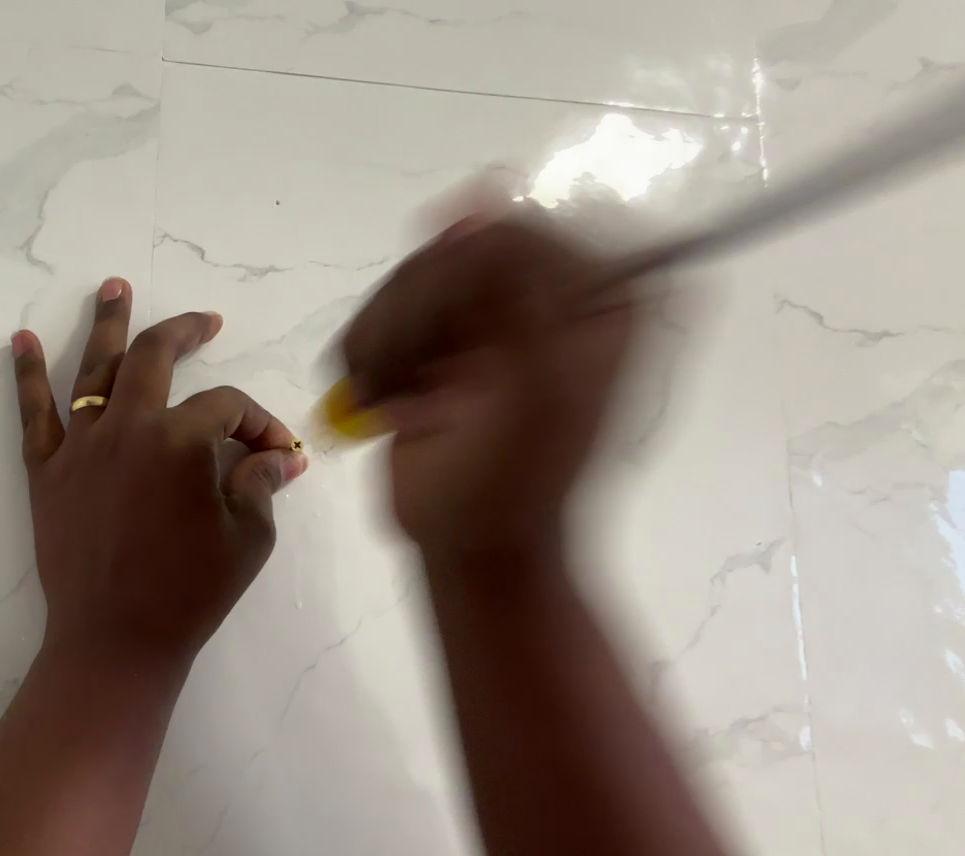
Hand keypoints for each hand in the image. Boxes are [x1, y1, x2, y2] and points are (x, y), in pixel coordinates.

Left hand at [10, 278, 308, 674]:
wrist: (116, 639)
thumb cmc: (189, 594)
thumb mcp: (248, 539)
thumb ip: (261, 484)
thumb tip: (280, 457)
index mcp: (180, 442)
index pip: (227, 408)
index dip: (259, 423)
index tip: (276, 452)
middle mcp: (127, 429)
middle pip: (155, 357)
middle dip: (185, 331)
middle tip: (204, 321)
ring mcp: (80, 448)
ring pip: (92, 369)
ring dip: (106, 323)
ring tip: (114, 287)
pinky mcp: (47, 473)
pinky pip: (33, 414)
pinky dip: (26, 374)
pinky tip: (20, 339)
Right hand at [340, 215, 637, 558]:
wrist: (469, 547)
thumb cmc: (512, 485)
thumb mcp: (533, 389)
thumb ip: (517, 289)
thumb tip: (478, 199)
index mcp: (600, 298)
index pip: (519, 232)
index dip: (465, 274)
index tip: (442, 338)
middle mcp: (544, 297)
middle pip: (451, 253)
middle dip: (412, 323)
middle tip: (405, 384)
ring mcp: (483, 320)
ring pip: (406, 282)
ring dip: (380, 346)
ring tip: (388, 403)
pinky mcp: (432, 346)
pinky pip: (378, 316)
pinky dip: (363, 359)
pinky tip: (374, 401)